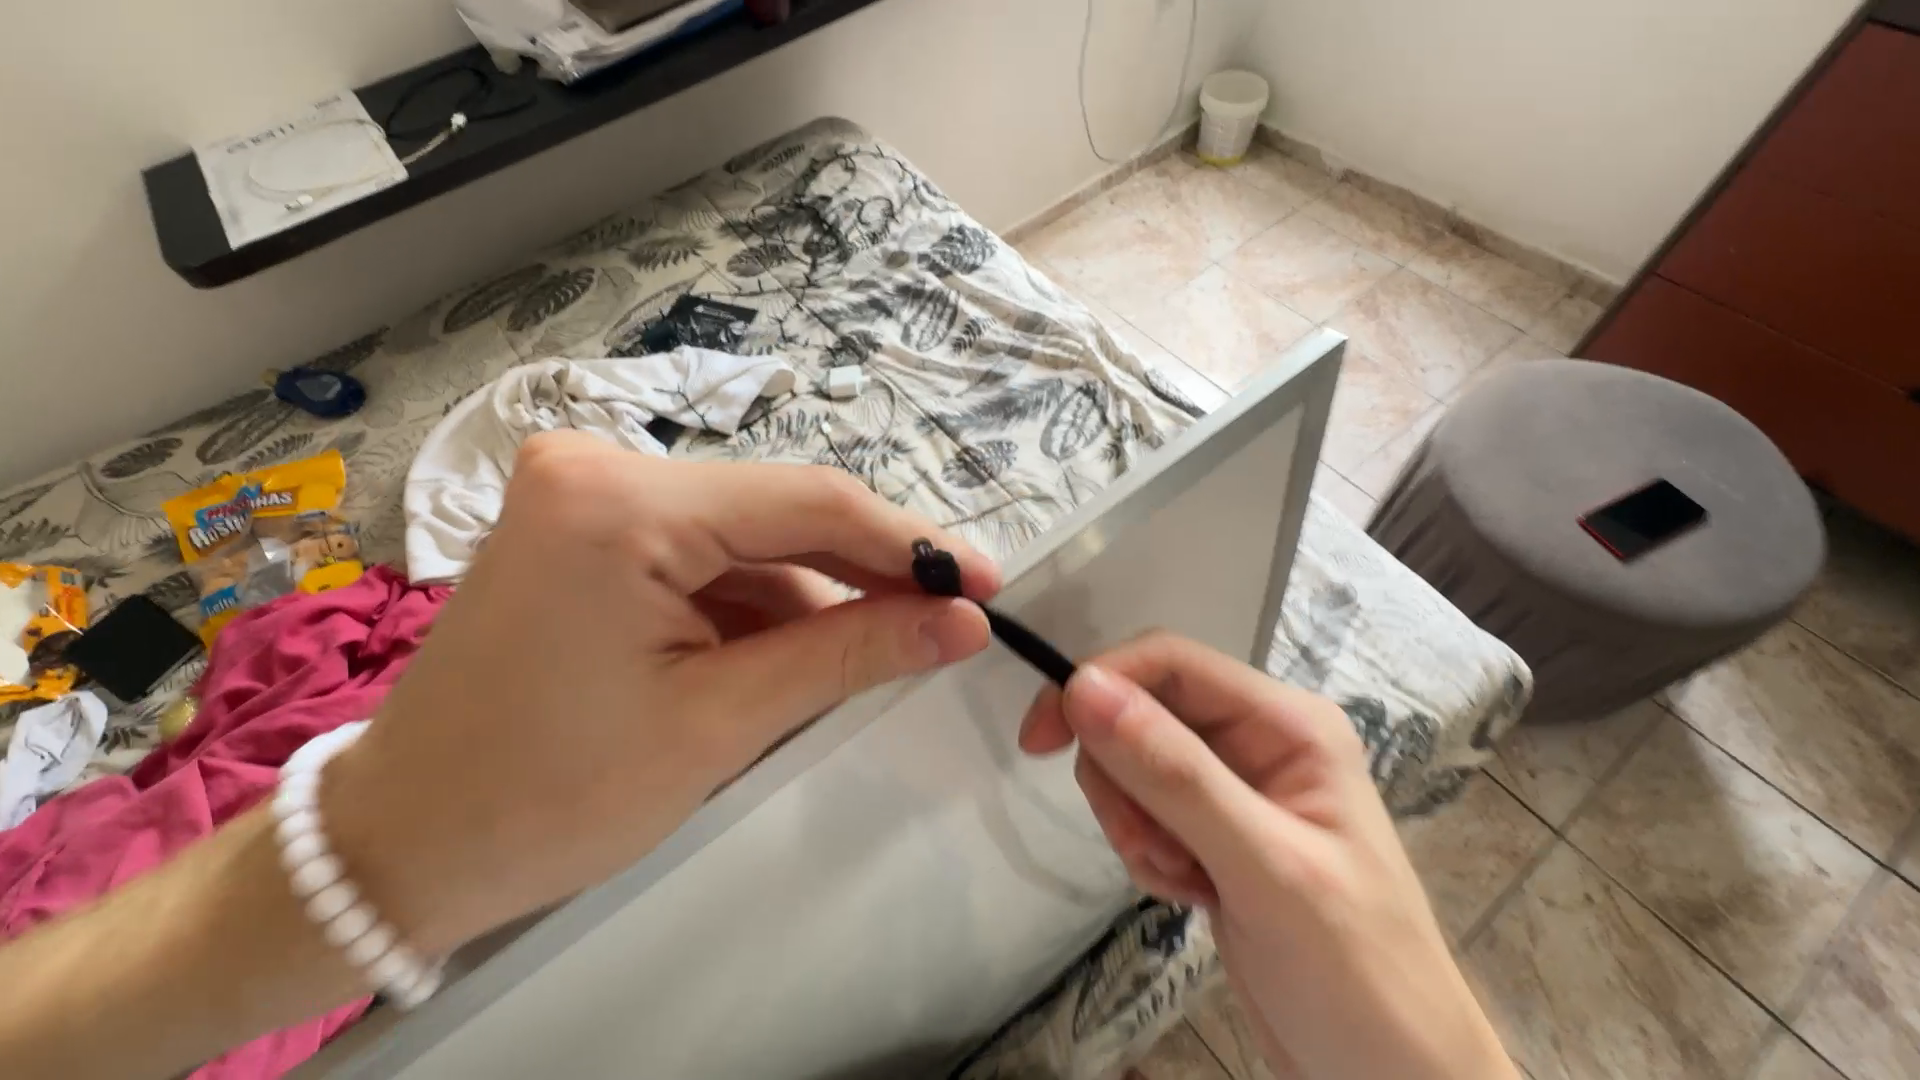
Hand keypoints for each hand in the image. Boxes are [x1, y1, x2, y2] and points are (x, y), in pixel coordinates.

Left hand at [325, 431, 999, 953]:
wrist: (403, 844)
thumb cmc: (551, 797)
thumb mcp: (721, 723)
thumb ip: (851, 655)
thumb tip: (961, 623)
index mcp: (621, 503)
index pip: (808, 501)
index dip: (911, 543)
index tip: (987, 583)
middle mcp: (600, 467)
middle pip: (779, 511)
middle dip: (867, 571)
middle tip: (952, 616)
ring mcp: (588, 493)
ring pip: (749, 536)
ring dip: (815, 596)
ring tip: (874, 653)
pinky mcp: (587, 528)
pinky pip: (707, 554)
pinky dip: (760, 602)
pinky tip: (792, 652)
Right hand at [1018, 634, 1513, 1079]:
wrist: (1386, 1074)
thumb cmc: (1353, 968)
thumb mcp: (1260, 865)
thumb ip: (1172, 774)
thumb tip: (1083, 687)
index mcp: (1286, 722)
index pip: (1169, 662)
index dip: (1098, 683)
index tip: (1041, 740)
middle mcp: (1258, 740)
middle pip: (1142, 714)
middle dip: (1123, 781)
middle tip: (1147, 846)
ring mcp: (1235, 788)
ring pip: (1134, 765)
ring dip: (1135, 825)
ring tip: (1180, 880)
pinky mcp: (1214, 832)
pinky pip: (1144, 812)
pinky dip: (1146, 852)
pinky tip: (1188, 894)